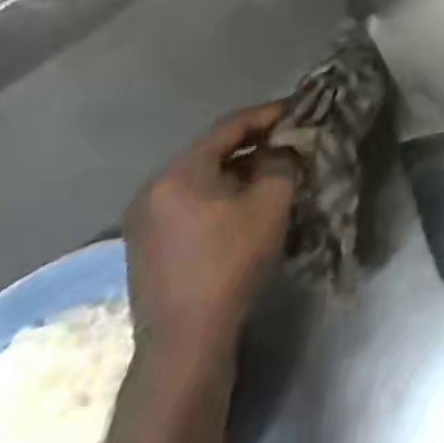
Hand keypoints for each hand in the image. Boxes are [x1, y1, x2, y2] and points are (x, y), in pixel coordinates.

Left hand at [123, 102, 297, 359]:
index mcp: (178, 173)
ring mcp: (142, 217)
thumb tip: (281, 148)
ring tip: (273, 168)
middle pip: (210, 150)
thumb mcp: (271, 201)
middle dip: (253, 141)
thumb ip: (280, 162)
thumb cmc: (231, 259)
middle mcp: (152, 188)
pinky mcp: (146, 241)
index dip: (268, 113)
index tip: (300, 107)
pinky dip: (219, 191)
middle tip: (290, 137)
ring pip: (199, 176)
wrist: (186, 335)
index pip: (229, 126)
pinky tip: (244, 201)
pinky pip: (188, 199)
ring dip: (237, 167)